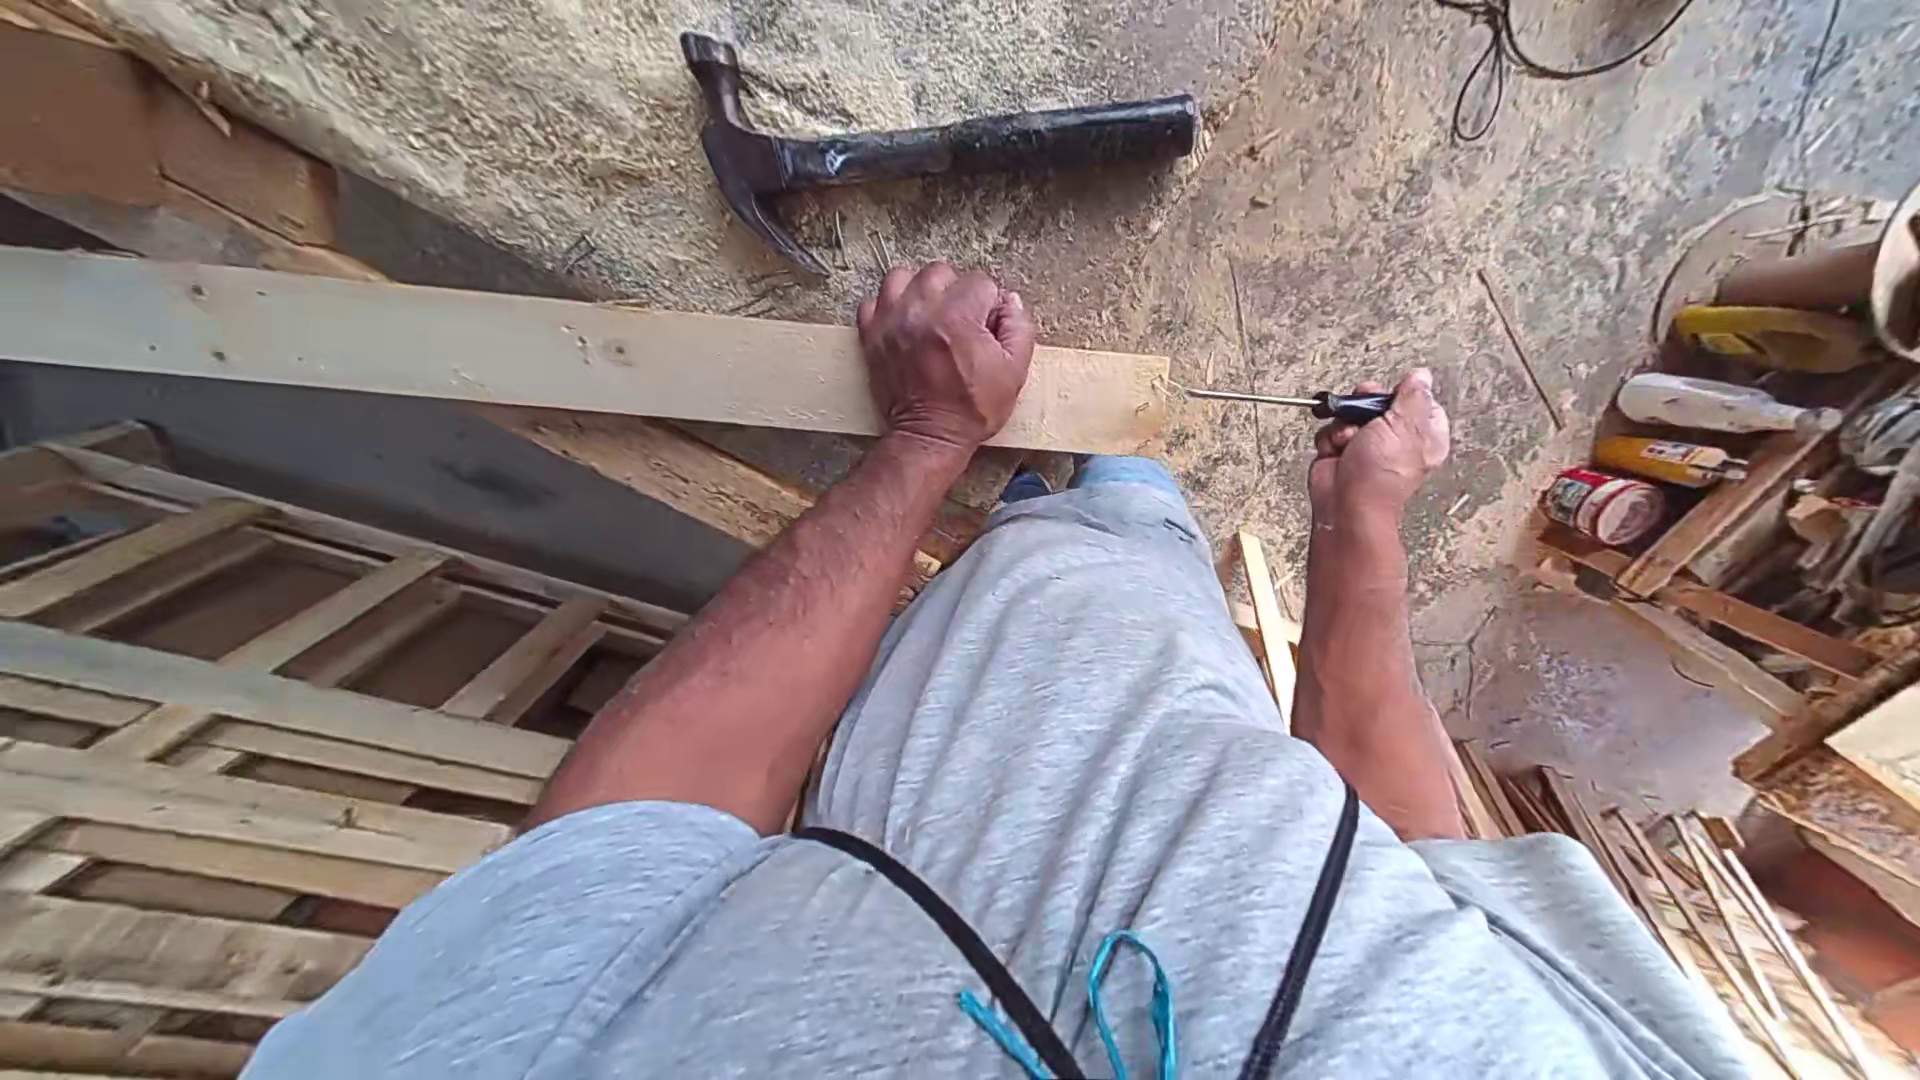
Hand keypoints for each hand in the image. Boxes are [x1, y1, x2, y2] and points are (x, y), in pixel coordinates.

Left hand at [857, 263, 1035, 452]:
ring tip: (929, 316)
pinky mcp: (871, 337)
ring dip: (919, 291)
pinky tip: (903, 324)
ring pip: (903, 278)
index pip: (981, 282)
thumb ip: (1019, 328)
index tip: (986, 330)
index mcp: (958, 317)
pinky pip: (873, 302)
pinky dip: (888, 307)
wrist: (929, 437)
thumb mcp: (1014, 372)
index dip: (989, 306)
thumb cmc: (971, 409)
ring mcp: (891, 322)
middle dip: (955, 293)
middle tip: (960, 324)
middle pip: (941, 273)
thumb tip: (1009, 301)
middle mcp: (921, 311)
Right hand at [1308, 368, 1449, 518]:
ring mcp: (1364, 445)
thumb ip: (1414, 397)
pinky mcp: (1338, 451)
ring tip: (1350, 440)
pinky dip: (1329, 438)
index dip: (1400, 394)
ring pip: (1350, 416)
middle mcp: (1393, 439)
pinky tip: (1337, 449)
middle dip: (1365, 405)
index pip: (1416, 400)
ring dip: (1344, 424)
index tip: (1391, 397)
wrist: (1346, 500)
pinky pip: (1329, 431)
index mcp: (1422, 434)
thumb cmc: (1380, 474)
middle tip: (1364, 413)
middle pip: (1378, 404)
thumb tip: (1420, 377)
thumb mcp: (1405, 425)